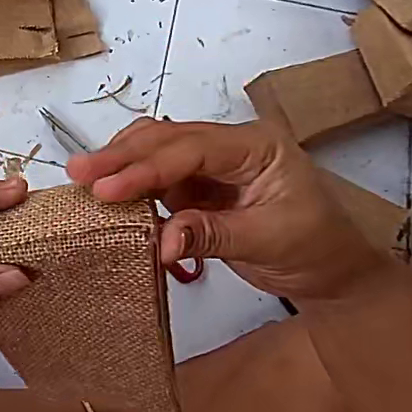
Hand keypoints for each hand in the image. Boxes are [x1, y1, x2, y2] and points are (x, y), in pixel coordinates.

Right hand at [66, 117, 389, 299]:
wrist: (334, 272)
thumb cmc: (315, 250)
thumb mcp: (268, 242)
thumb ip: (211, 235)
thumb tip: (159, 242)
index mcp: (256, 147)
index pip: (191, 149)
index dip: (146, 167)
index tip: (106, 187)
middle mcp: (228, 145)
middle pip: (165, 139)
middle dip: (120, 155)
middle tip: (78, 171)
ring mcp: (209, 164)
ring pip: (154, 149)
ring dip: (118, 162)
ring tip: (81, 176)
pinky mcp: (195, 184)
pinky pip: (155, 177)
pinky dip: (128, 182)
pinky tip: (104, 190)